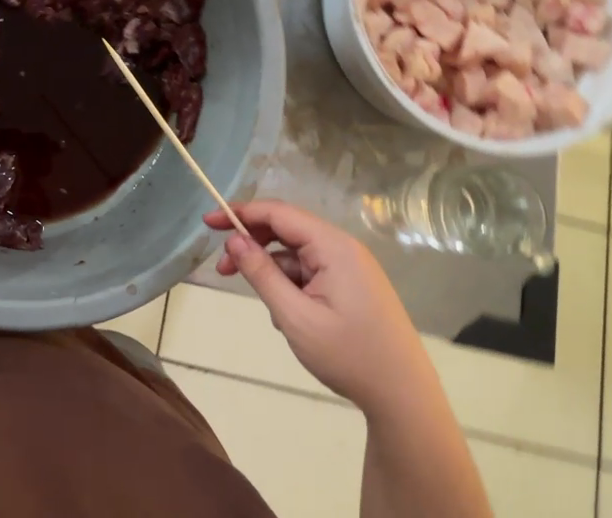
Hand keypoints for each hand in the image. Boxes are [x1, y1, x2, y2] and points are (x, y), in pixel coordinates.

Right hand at [205, 202, 436, 416]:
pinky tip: (287, 316)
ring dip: (272, 271)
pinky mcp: (353, 286)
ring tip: (263, 306)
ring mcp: (351, 267)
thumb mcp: (295, 316)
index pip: (279, 213)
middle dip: (252, 245)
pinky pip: (311, 272)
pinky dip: (291, 285)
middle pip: (287, 230)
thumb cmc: (348, 354)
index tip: (208, 223)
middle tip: (222, 270)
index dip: (241, 213)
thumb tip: (234, 239)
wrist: (403, 397)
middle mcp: (344, 248)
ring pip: (297, 255)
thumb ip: (262, 273)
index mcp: (333, 247)